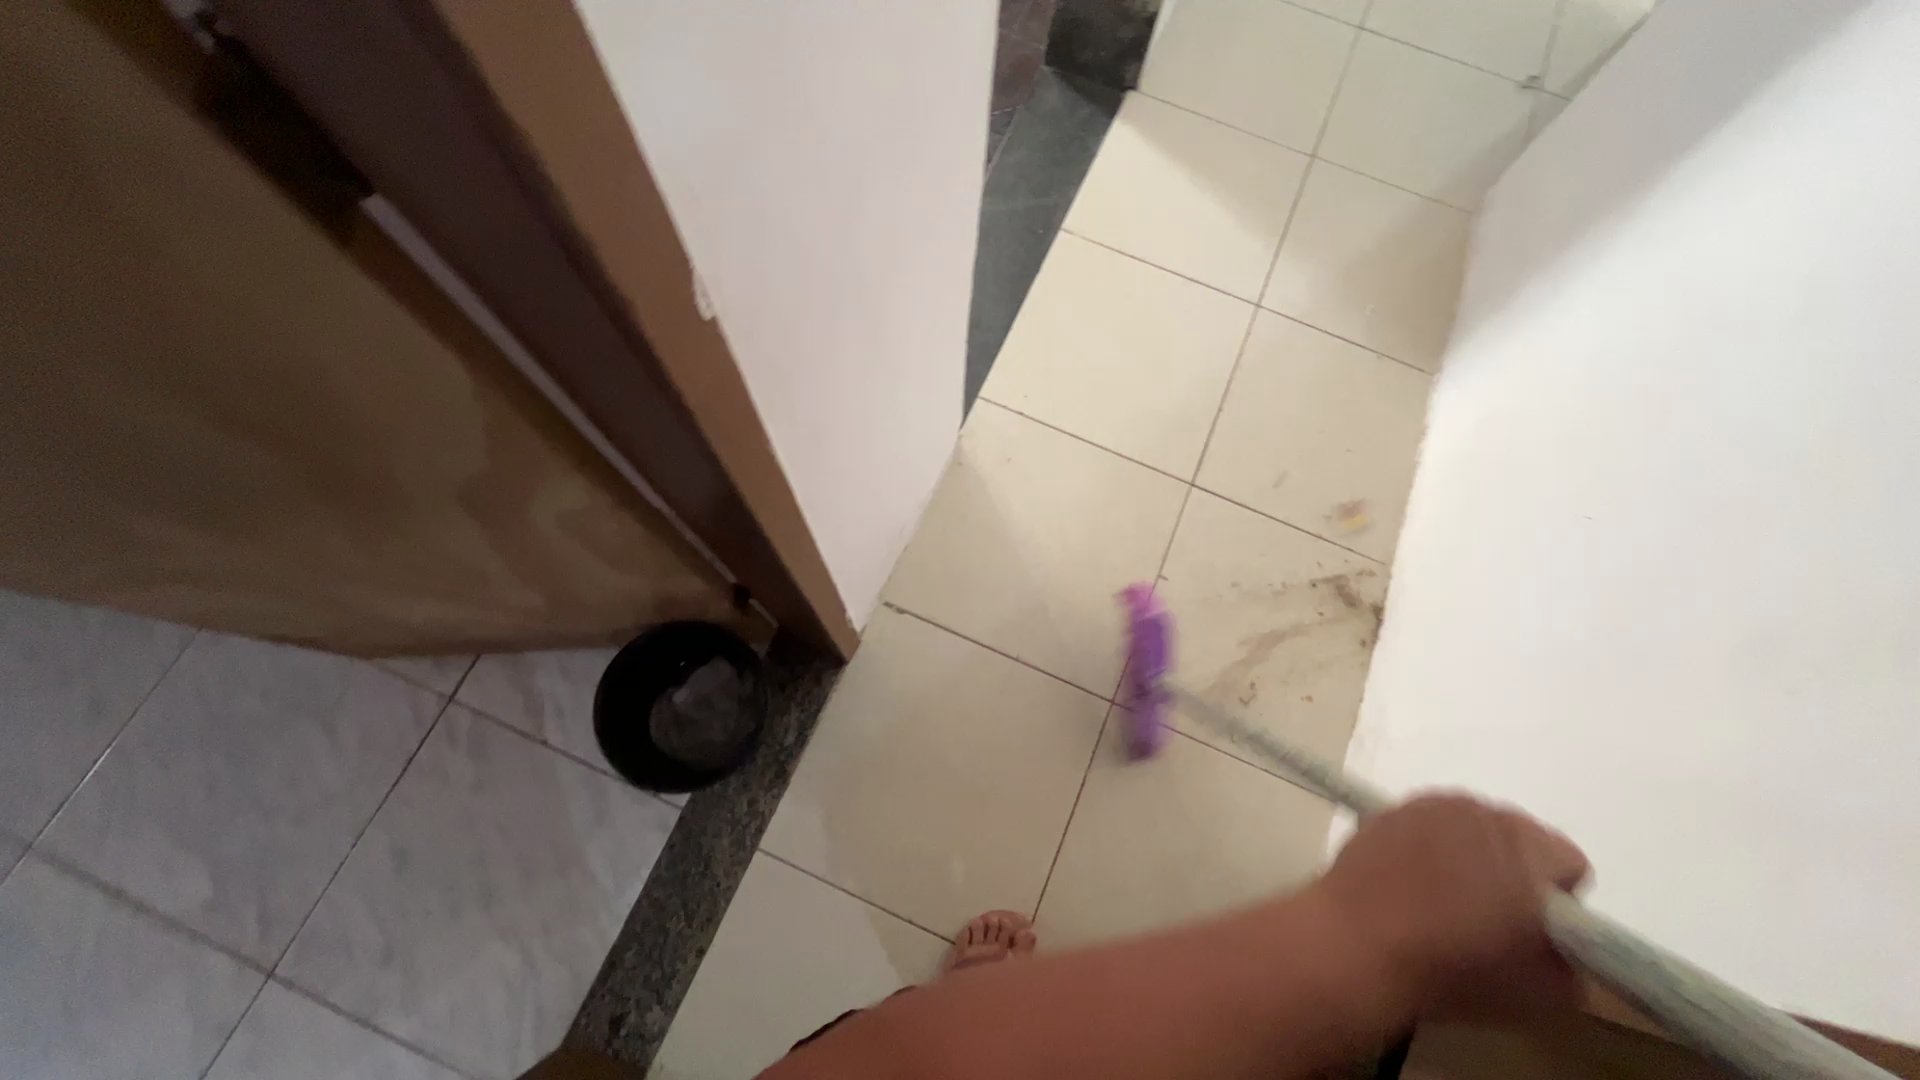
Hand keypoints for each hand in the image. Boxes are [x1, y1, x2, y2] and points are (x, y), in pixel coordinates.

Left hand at [1314, 793, 1591, 1021]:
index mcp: (1529, 848)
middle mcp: (1480, 811)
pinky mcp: (1386, 809)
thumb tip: (1562, 950)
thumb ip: (1571, 963)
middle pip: (1518, 837)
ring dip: (1469, 852)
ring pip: (1470, 825)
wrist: (1358, 939)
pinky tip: (1409, 879)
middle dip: (1514, 870)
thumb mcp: (1542, 990)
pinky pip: (1425, 824)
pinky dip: (1427, 844)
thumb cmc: (1454, 965)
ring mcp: (1428, 805)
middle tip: (1490, 912)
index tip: (1536, 928)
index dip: (1559, 900)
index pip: (1569, 863)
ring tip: (1445, 895)